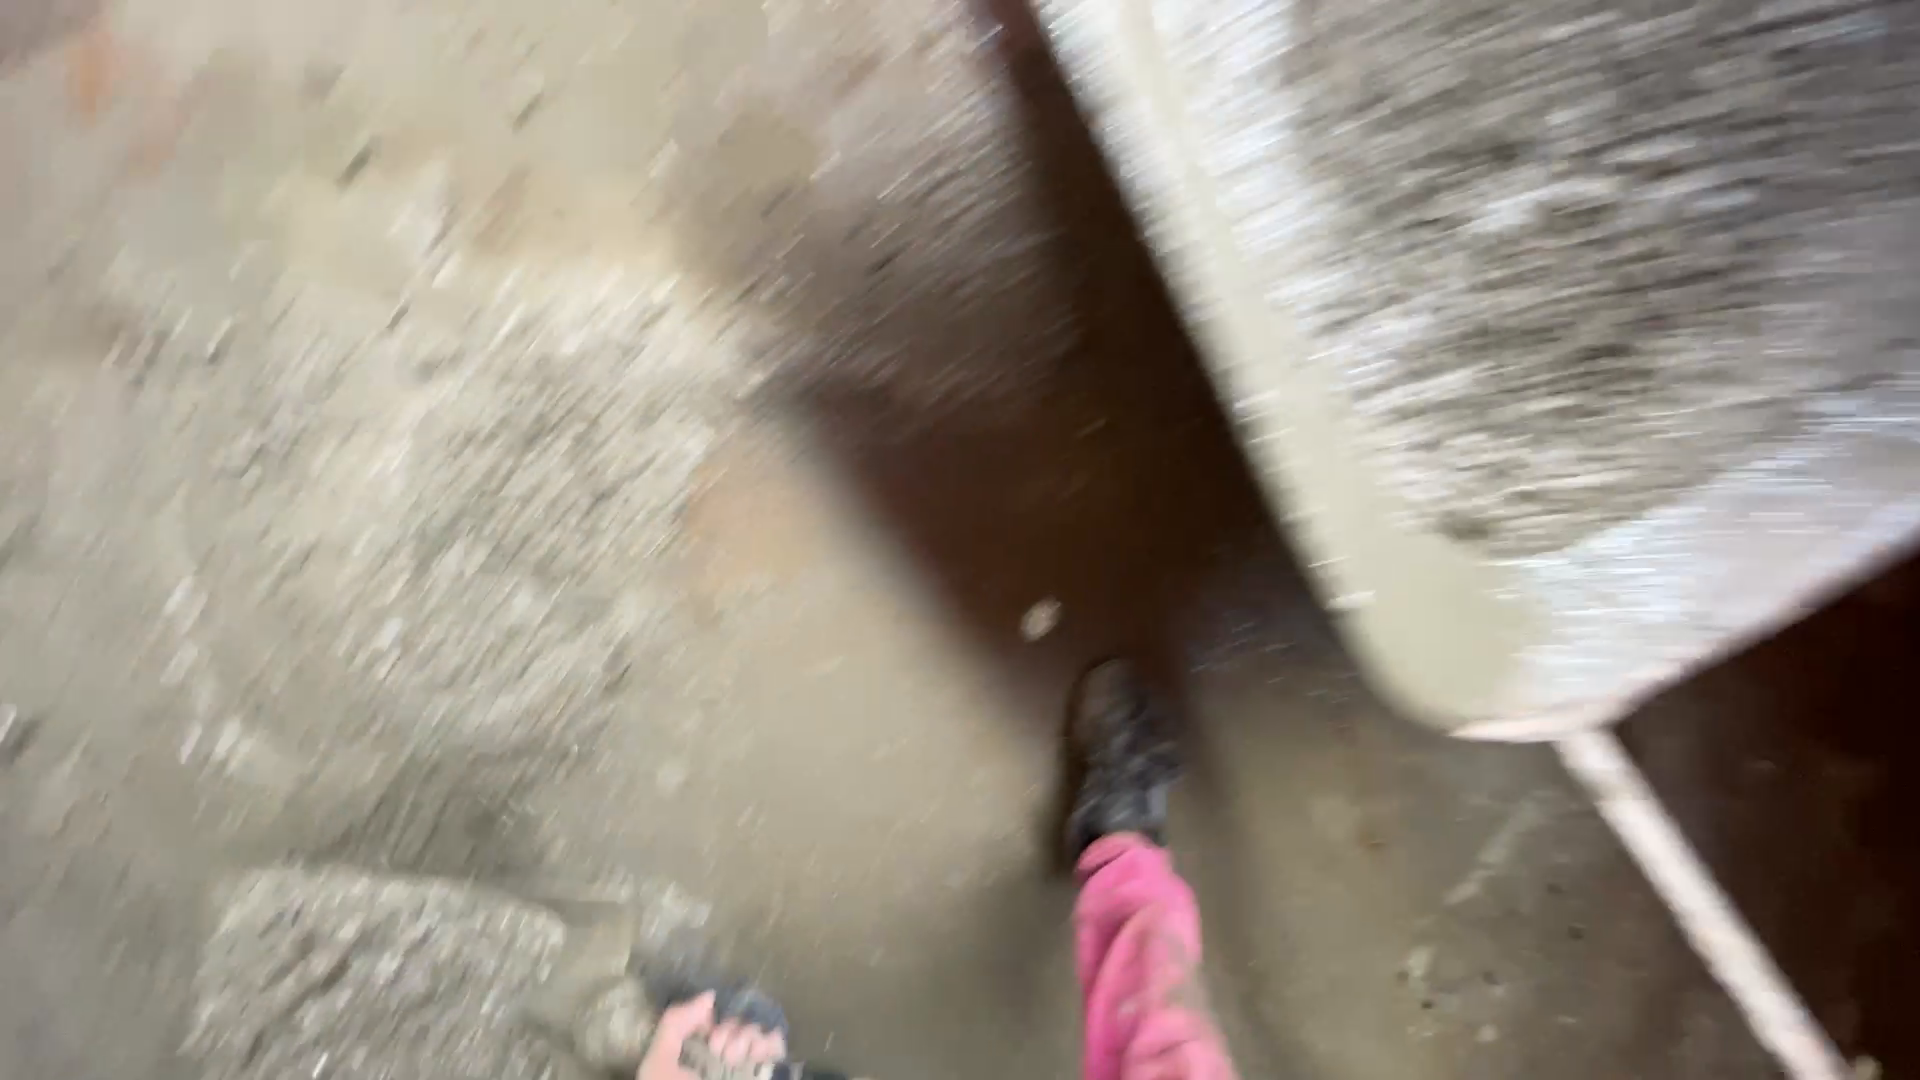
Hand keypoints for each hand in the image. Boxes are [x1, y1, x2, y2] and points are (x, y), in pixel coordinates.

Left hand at [638, 992, 788, 1079]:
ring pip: (755, 1029)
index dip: (711, 1016)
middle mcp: (719, 1057)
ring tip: (736, 1057)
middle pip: (735, 1020)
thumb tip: (710, 996)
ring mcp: (743, 1065)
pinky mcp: (763, 1071)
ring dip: (748, 1036)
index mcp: (693, 1054)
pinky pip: (775, 1043)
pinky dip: (769, 1041)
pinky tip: (758, 1052)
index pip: (710, 1018)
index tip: (708, 1028)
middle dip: (729, 1028)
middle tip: (719, 1048)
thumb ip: (674, 1025)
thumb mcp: (658, 1066)